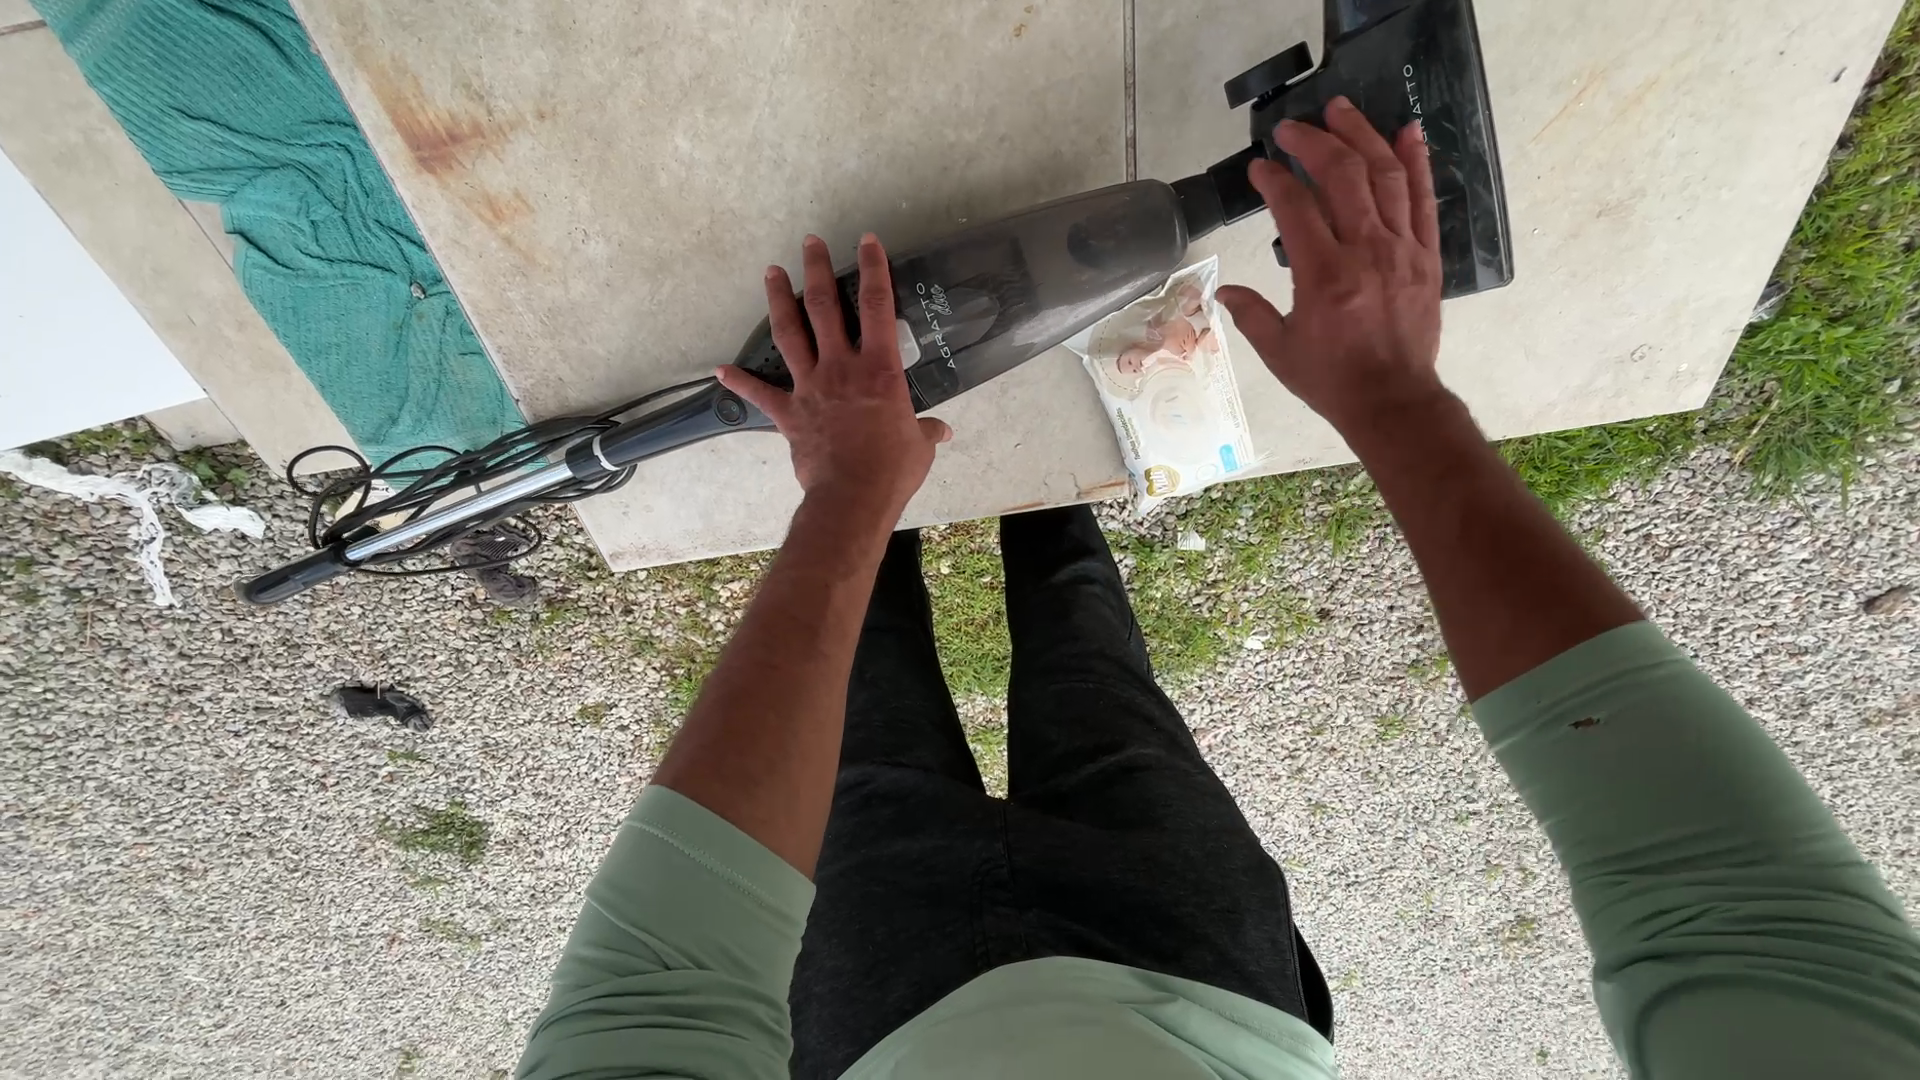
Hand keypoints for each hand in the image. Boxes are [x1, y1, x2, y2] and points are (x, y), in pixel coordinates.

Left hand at [716, 233, 951, 518]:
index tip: (867, 241)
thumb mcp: (920, 446)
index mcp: (879, 369)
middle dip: (817, 270)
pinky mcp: (789, 413)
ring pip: (790, 334)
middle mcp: (841, 367)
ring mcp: (811, 387)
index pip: (877, 306)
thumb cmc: (892, 468)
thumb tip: (944, 430)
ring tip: (772, 272)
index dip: (873, 269)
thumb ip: (928, 431)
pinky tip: (722, 370)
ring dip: (779, 300)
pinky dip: (741, 382)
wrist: (852, 496)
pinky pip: (760, 394)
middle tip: (810, 242)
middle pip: (824, 307)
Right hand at [1216, 97, 1447, 434]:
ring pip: (1385, 175)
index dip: (1274, 180)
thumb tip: (1223, 288)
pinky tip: (1408, 132)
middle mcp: (1365, 251)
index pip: (1295, 208)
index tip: (1258, 167)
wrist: (1391, 399)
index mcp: (1323, 276)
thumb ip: (1249, 313)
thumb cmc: (1329, 379)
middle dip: (1313, 143)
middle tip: (1290, 128)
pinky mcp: (1427, 255)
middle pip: (1342, 176)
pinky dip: (1416, 162)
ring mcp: (1402, 249)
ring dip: (1362, 135)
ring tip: (1340, 110)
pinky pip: (1424, 199)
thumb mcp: (1277, 351)